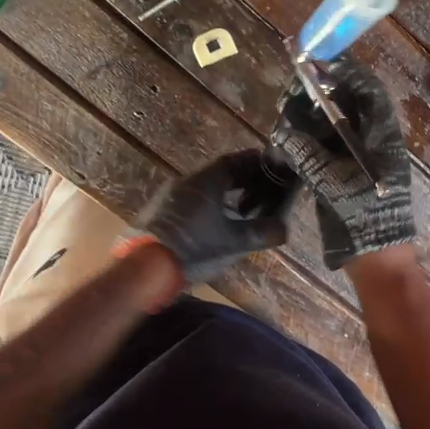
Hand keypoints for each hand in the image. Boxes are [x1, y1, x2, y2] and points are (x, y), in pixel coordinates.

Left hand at [134, 150, 297, 282]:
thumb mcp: (233, 242)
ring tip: (242, 211)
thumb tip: (284, 229)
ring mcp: (167, 198)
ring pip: (202, 190)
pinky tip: (214, 226)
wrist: (145, 267)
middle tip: (261, 189)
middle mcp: (184, 183)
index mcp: (203, 181)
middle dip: (240, 181)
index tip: (269, 165)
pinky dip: (207, 207)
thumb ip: (261, 233)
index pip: (231, 161)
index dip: (252, 162)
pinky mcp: (157, 215)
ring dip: (223, 196)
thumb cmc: (193, 247)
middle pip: (216, 175)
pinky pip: (189, 203)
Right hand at [269, 59, 414, 268]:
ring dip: (320, 112)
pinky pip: (334, 146)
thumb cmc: (364, 217)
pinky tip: (295, 132)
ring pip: (343, 125)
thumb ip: (307, 154)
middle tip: (300, 80)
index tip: (322, 61)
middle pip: (355, 106)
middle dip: (329, 90)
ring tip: (293, 102)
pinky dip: (315, 136)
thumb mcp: (332, 183)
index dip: (349, 73)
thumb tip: (282, 131)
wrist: (377, 259)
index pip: (370, 93)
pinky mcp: (352, 176)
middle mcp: (376, 144)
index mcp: (382, 140)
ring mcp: (365, 160)